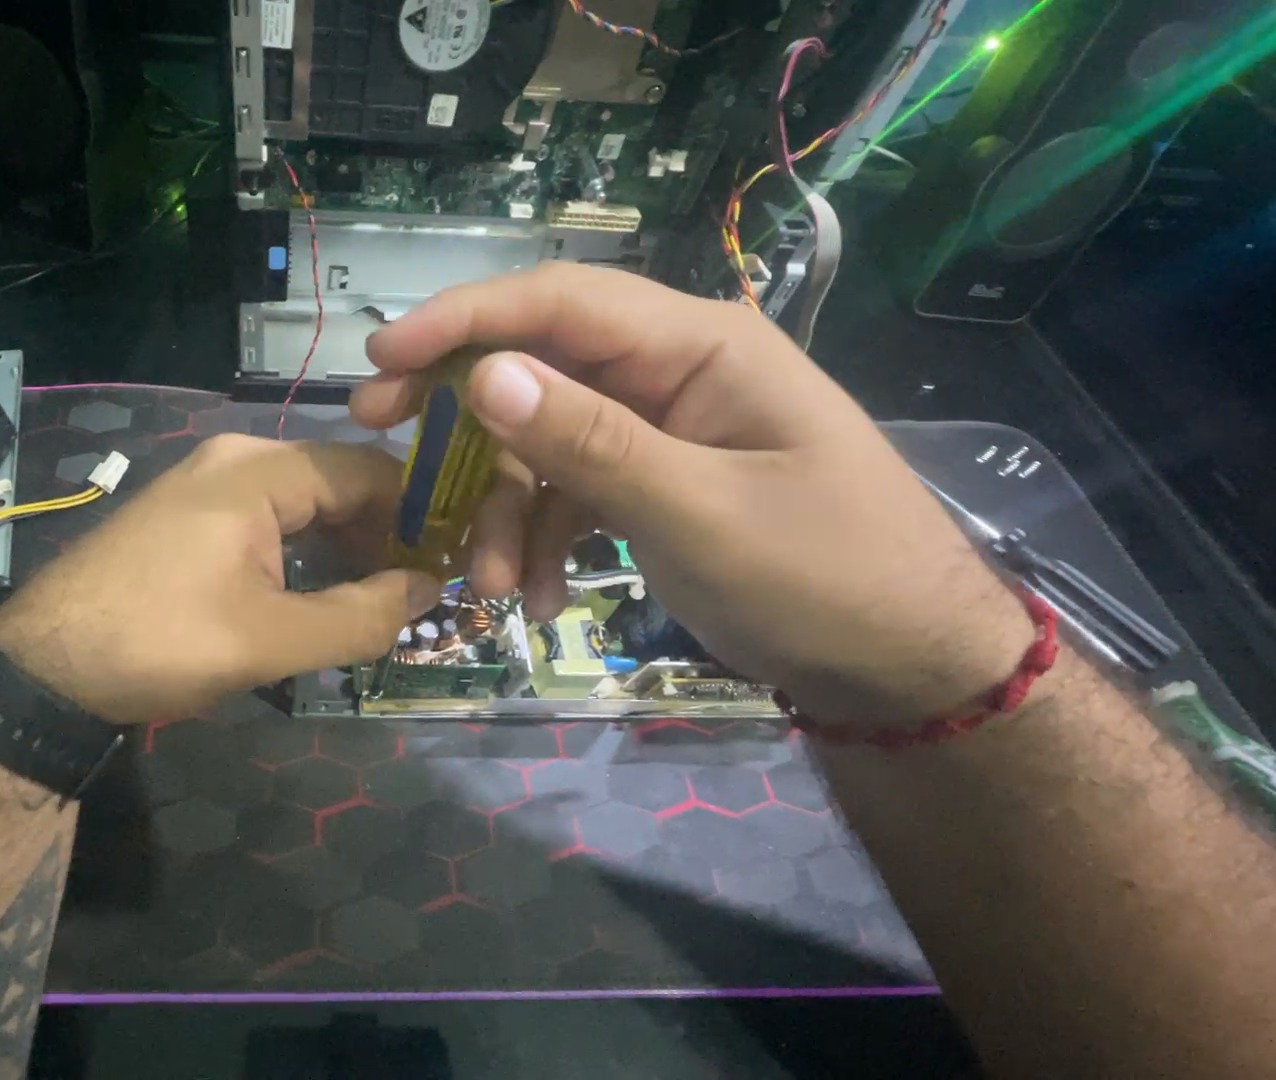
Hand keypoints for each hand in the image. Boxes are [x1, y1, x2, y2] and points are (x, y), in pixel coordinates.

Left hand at [0, 436, 441, 723]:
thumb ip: (360, 615)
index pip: (368, 471)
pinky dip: (304, 551)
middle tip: (418, 590)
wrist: (42, 669)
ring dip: (345, 546)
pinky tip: (321, 591)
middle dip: (383, 534)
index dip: (417, 514)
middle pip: (336, 482)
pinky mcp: (189, 517)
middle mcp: (235, 460)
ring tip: (378, 599)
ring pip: (303, 503)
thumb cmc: (161, 643)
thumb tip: (426, 589)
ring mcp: (206, 486)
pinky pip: (268, 519)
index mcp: (258, 469)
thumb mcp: (271, 639)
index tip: (451, 561)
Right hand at [349, 264, 1034, 726]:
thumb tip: (484, 375)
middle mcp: (668, 372)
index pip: (561, 301)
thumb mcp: (700, 513)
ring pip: (541, 444)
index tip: (382, 356)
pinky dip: (543, 541)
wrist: (898, 666)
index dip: (464, 320)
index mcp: (697, 346)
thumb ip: (592, 441)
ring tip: (493, 586)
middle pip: (537, 365)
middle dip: (458, 408)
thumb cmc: (824, 579)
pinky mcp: (646, 481)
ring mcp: (654, 429)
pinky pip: (567, 492)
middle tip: (377, 429)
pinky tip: (539, 598)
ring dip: (505, 512)